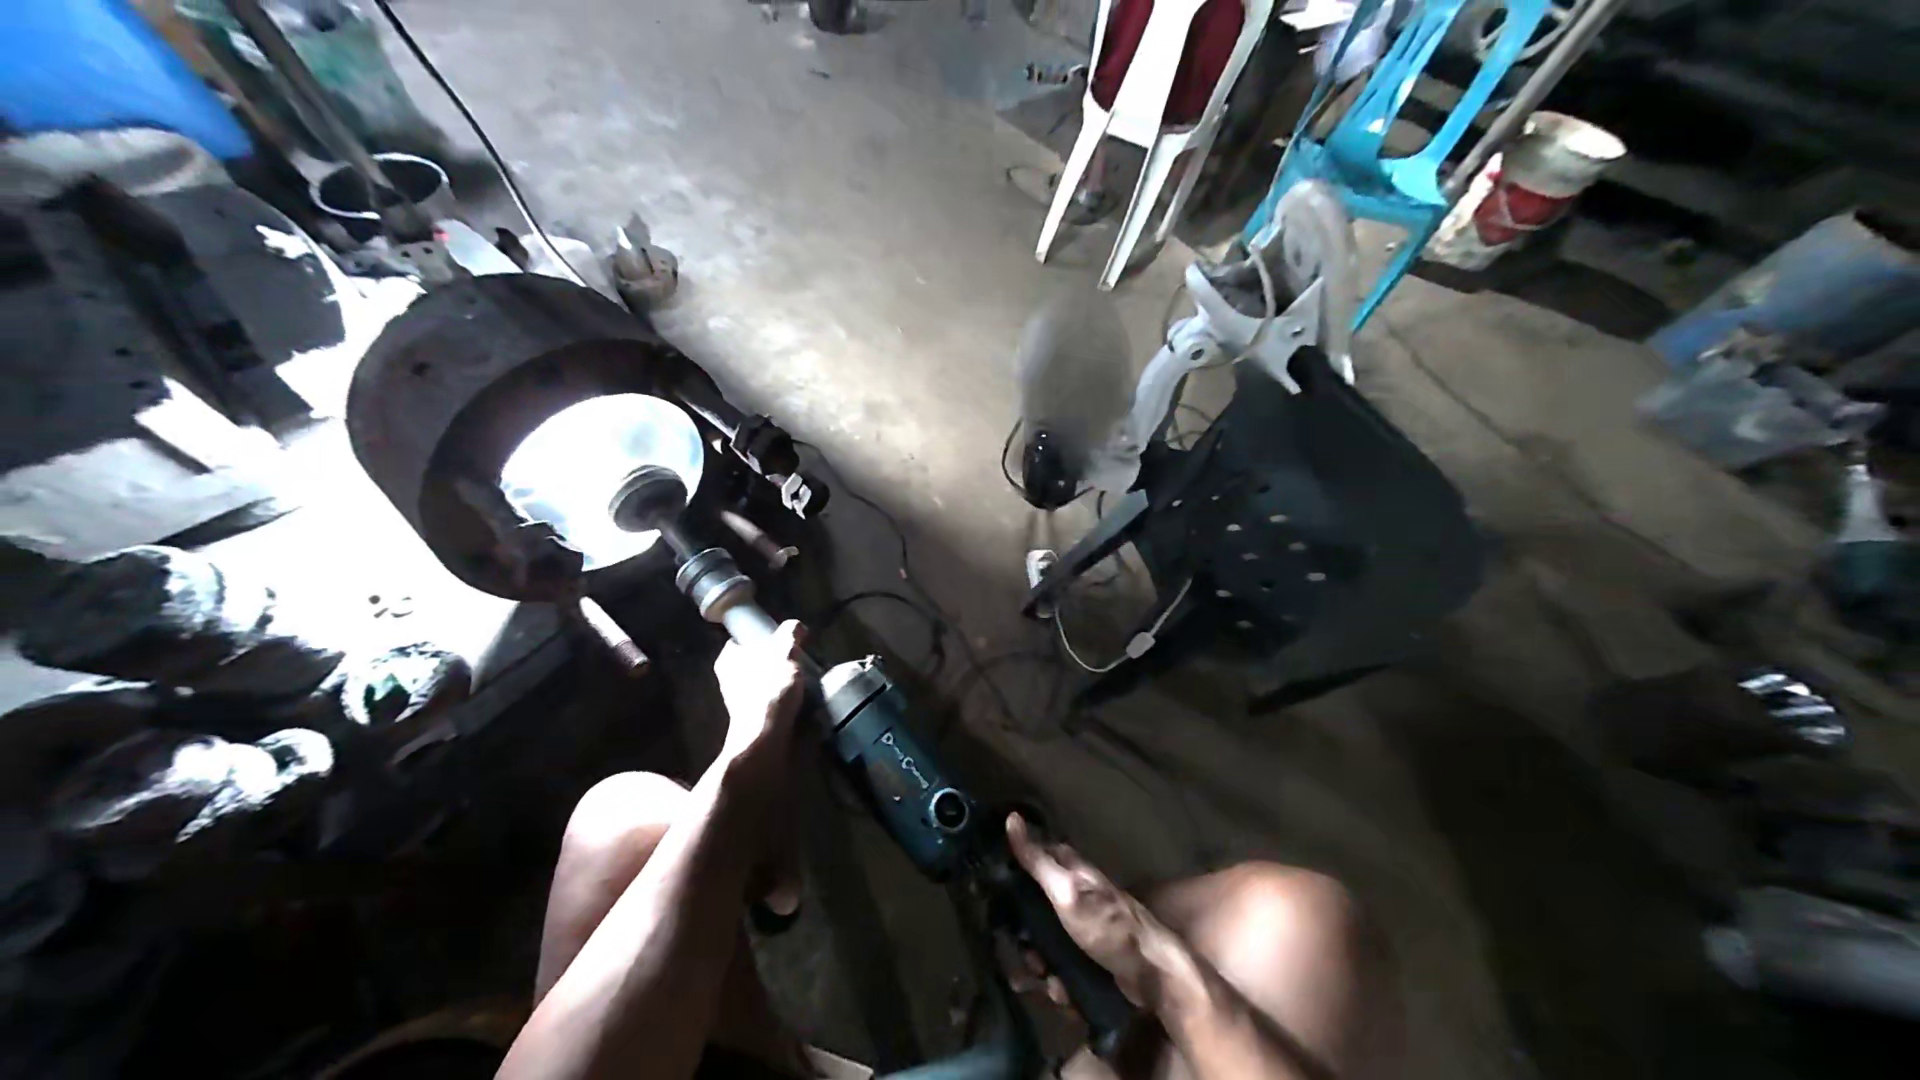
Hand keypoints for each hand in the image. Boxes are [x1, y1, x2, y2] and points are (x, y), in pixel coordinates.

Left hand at [713, 621, 806, 757]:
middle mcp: (727, 679)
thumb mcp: (785, 652)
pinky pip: (768, 702)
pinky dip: (781, 700)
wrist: (766, 738)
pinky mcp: (750, 720)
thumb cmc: (771, 689)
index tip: (783, 640)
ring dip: (779, 681)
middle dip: (774, 660)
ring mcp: (738, 701)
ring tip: (803, 681)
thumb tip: (796, 627)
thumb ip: (790, 634)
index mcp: (728, 658)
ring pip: (761, 682)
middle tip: (797, 659)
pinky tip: (797, 701)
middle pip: (754, 661)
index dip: (763, 636)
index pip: (742, 639)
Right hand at [1006, 812, 1172, 1008]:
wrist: (1153, 974)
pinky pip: (1063, 967)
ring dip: (1042, 965)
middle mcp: (1077, 894)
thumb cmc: (1108, 925)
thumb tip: (1011, 818)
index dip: (1013, 869)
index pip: (1034, 857)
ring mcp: (1084, 927)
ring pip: (1047, 942)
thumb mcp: (1066, 891)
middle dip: (1025, 935)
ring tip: (1046, 982)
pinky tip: (1063, 992)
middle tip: (1023, 955)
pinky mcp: (1091, 957)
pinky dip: (1060, 981)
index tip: (992, 888)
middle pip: (1036, 907)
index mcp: (1072, 871)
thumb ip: (1037, 860)